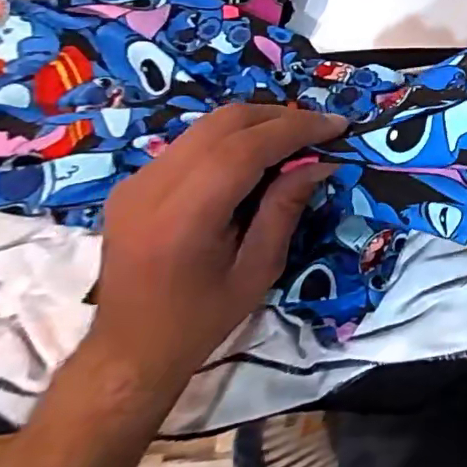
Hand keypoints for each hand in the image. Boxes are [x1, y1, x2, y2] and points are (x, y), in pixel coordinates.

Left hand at [86, 104, 345, 390]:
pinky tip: (258, 156)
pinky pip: (194, 140)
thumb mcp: (258, 269)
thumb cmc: (200, 318)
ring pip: (209, 124)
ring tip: (296, 138)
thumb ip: (286, 208)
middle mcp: (152, 188)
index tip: (337, 126)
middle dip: (281, 117)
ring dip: (259, 123)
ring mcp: (137, 181)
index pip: (244, 148)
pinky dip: (234, 137)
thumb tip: (321, 161)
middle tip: (321, 129)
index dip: (296, 128)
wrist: (129, 349)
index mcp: (183, 218)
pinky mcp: (134, 182)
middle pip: (225, 122)